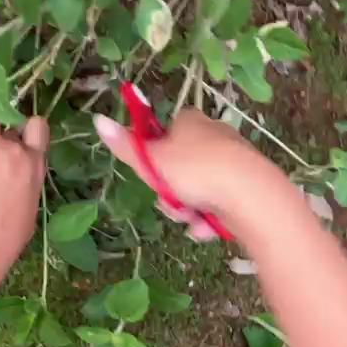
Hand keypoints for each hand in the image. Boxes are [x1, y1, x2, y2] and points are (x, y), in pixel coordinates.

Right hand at [94, 109, 286, 239]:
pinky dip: (210, 217)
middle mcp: (213, 134)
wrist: (249, 195)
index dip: (155, 158)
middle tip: (172, 203)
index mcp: (191, 121)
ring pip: (197, 188)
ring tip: (192, 219)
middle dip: (171, 192)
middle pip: (179, 167)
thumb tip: (97, 119)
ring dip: (188, 209)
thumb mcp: (153, 161)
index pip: (164, 135)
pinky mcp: (247, 183)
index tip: (152, 176)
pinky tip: (208, 227)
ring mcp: (233, 159)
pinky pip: (218, 201)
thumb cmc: (195, 171)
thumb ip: (125, 146)